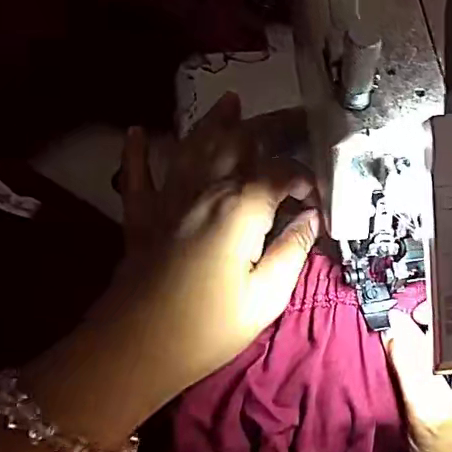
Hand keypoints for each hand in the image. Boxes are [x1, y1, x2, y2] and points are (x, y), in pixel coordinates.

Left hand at [25, 95, 318, 443]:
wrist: (132, 351)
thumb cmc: (208, 328)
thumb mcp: (267, 295)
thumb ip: (292, 249)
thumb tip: (312, 218)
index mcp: (239, 208)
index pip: (280, 173)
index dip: (305, 176)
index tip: (320, 195)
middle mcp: (203, 191)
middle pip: (238, 144)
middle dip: (270, 127)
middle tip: (295, 118)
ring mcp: (167, 200)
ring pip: (193, 147)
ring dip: (214, 123)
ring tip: (230, 100)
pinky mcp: (141, 218)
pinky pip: (136, 175)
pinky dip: (136, 152)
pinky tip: (136, 132)